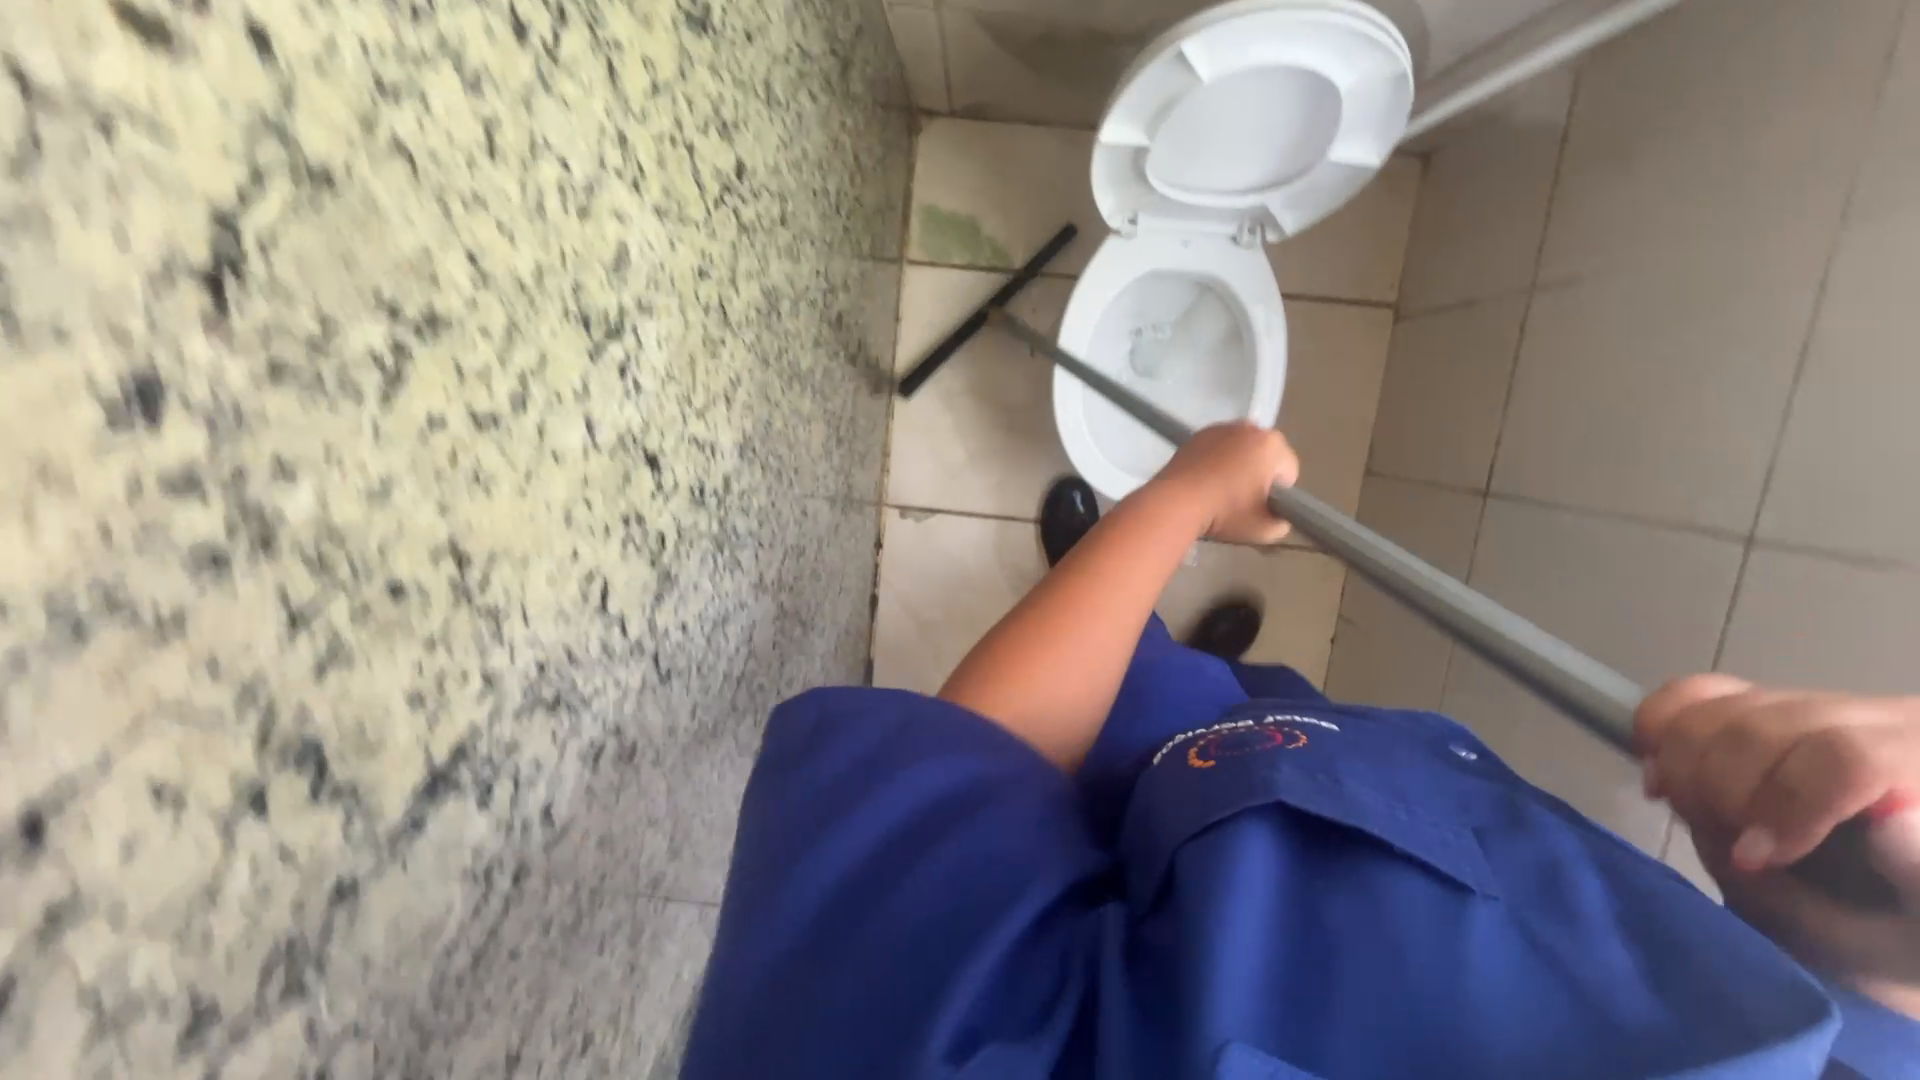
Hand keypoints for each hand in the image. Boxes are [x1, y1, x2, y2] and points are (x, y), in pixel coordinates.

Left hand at [1149, 422, 1299, 545]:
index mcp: (1272, 444)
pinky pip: (1217, 450)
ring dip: (1237, 468)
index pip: (1288, 473)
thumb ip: (1282, 522)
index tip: (1258, 508)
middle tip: (1239, 502)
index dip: (1277, 495)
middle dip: (1258, 477)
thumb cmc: (1224, 513)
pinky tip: (1205, 481)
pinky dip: (1216, 462)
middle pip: (1265, 458)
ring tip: (1219, 492)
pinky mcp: (1197, 435)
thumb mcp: (1264, 529)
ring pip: (1241, 452)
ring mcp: (1220, 428)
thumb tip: (1278, 516)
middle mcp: (1249, 428)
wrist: (1175, 503)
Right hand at [1636, 675, 1919, 1016]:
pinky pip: (1690, 693)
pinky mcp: (1757, 704)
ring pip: (1712, 710)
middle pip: (1760, 726)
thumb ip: (1916, 869)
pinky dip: (1658, 726)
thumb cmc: (1897, 927)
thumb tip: (1894, 812)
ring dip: (1681, 769)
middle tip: (1726, 848)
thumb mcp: (1918, 922)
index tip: (1753, 860)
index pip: (1847, 756)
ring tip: (1697, 818)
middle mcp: (1878, 719)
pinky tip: (1658, 770)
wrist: (1875, 910)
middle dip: (1718, 790)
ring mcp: (1810, 705)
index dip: (1785, 802)